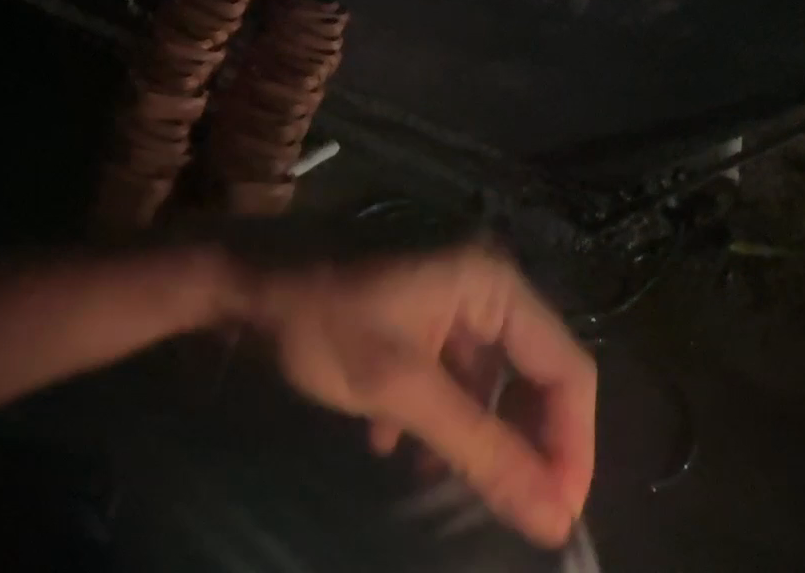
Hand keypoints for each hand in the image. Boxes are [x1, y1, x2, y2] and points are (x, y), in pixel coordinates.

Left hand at [244, 245, 595, 547]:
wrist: (235, 285)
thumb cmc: (319, 325)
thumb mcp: (402, 390)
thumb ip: (482, 452)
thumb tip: (557, 523)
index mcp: (487, 283)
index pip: (566, 370)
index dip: (570, 446)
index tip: (554, 510)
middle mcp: (472, 281)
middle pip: (525, 374)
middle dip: (512, 441)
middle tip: (504, 503)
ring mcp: (435, 292)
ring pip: (476, 376)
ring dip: (462, 431)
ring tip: (432, 476)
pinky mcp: (402, 307)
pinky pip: (437, 365)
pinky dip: (425, 407)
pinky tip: (386, 440)